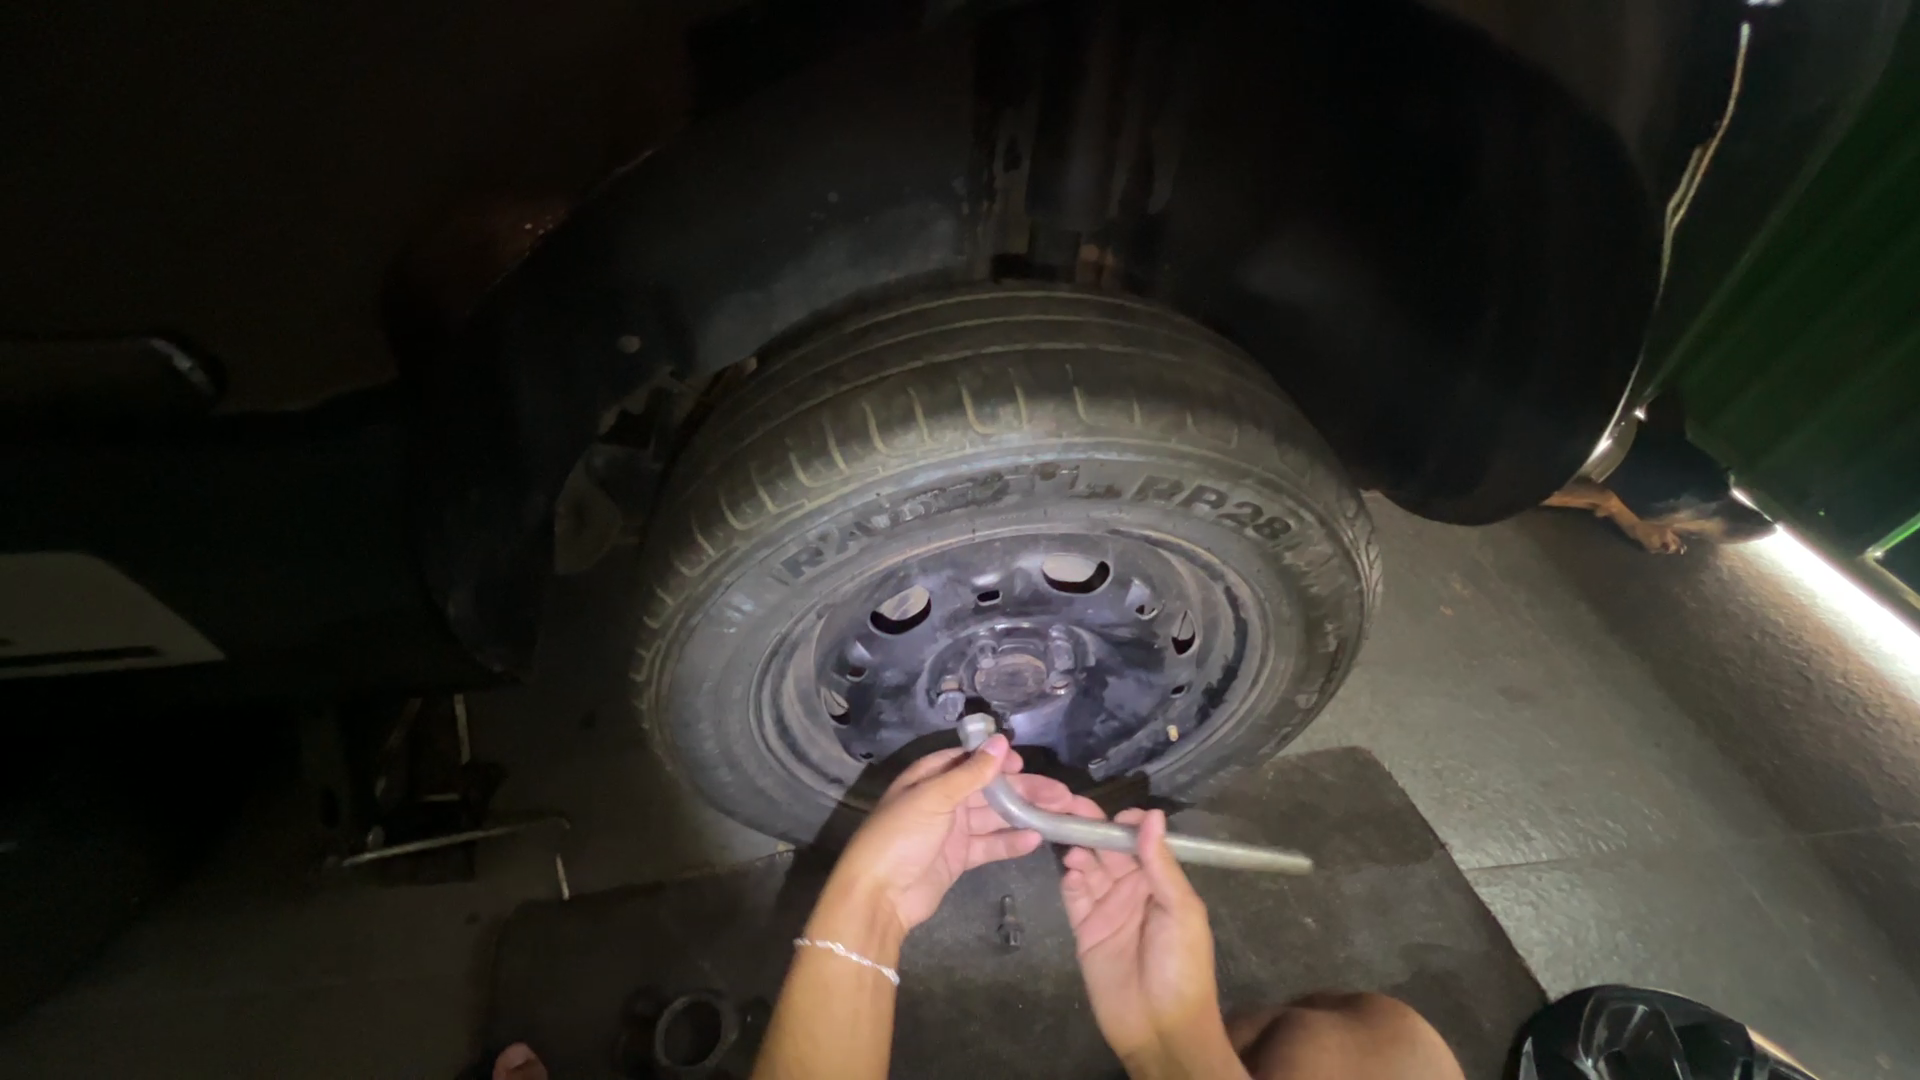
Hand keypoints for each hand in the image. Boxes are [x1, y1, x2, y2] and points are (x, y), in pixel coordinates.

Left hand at [827, 734, 1080, 934]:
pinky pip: (989, 845)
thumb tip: (1001, 741)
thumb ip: (971, 773)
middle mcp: (942, 799)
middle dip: (1022, 790)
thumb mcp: (934, 797)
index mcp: (929, 777)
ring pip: (993, 816)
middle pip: (988, 789)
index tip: (1024, 763)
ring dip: (1023, 815)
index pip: (969, 760)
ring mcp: (951, 830)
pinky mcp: (959, 858)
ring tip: (1058, 814)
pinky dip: (1010, 842)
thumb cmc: (900, 836)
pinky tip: (1035, 839)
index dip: (996, 760)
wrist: (878, 896)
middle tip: (1059, 793)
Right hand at [1061, 808, 1244, 1077]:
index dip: (1124, 823)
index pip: (1139, 840)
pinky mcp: (1085, 929)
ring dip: (1078, 851)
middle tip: (1069, 809)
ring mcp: (1107, 908)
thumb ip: (1161, 863)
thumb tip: (1152, 813)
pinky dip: (1069, 880)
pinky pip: (1074, 896)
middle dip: (1092, 828)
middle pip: (1108, 849)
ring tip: (1069, 843)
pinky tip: (1069, 872)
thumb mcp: (1181, 911)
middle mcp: (1132, 889)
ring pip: (1088, 867)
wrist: (1162, 1031)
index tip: (1111, 812)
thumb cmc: (1182, 967)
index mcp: (1160, 882)